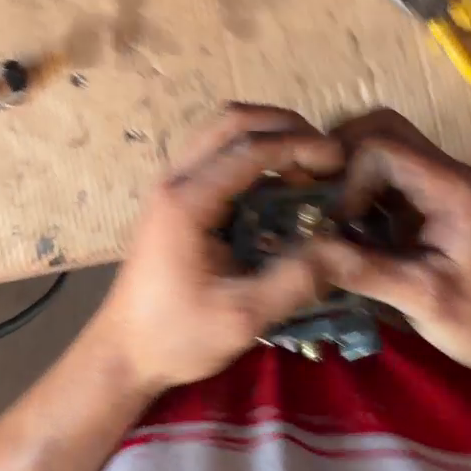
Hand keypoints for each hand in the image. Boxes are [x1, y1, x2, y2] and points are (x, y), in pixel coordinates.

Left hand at [87, 104, 343, 395]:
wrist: (124, 351)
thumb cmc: (176, 335)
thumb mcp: (242, 317)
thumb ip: (295, 280)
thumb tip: (347, 249)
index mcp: (187, 200)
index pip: (250, 148)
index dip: (299, 146)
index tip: (339, 161)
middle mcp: (176, 177)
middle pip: (233, 120)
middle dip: (285, 126)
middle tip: (326, 154)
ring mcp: (172, 181)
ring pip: (222, 129)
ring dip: (268, 135)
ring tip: (309, 165)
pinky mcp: (176, 194)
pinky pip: (218, 151)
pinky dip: (253, 152)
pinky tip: (281, 183)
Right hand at [317, 109, 470, 388]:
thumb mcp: (423, 301)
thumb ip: (362, 269)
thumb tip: (300, 250)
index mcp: (451, 187)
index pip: (381, 148)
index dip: (347, 178)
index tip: (337, 222)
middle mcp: (447, 172)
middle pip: (383, 127)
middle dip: (341, 154)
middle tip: (320, 197)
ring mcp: (442, 183)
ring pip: (384, 142)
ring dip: (349, 167)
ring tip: (330, 208)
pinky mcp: (434, 201)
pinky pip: (389, 172)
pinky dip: (360, 186)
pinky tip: (349, 222)